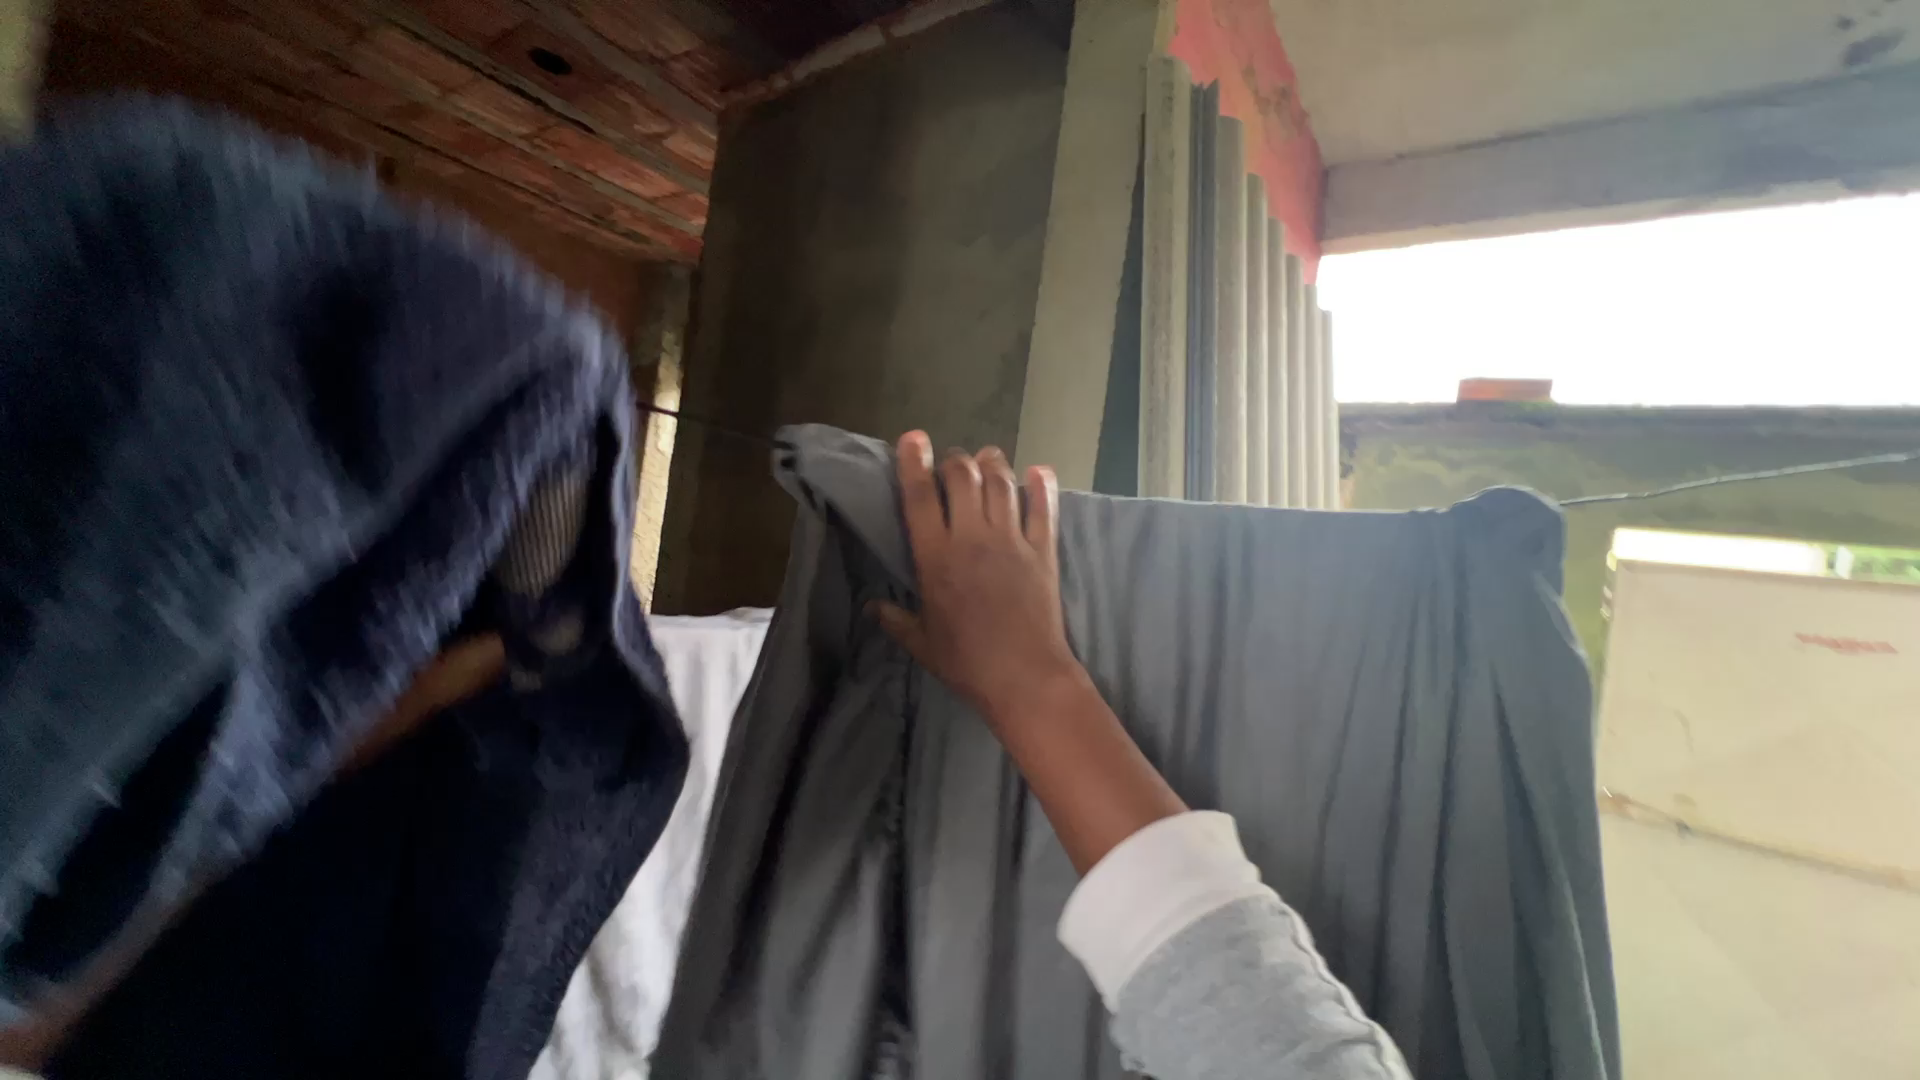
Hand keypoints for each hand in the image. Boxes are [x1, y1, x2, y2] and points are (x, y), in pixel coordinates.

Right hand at [870, 431, 1084, 724]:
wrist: (1024, 676)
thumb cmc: (966, 662)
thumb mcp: (922, 643)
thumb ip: (896, 620)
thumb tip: (872, 607)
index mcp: (936, 557)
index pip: (920, 497)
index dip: (913, 463)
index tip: (913, 438)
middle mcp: (972, 538)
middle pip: (963, 477)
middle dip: (955, 461)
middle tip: (953, 465)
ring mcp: (1011, 540)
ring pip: (1001, 482)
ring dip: (993, 463)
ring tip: (987, 458)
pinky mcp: (1042, 550)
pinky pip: (1043, 508)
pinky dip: (1041, 486)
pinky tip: (1039, 472)